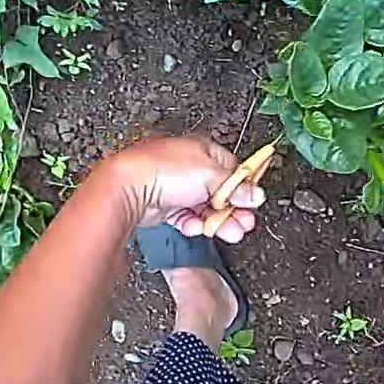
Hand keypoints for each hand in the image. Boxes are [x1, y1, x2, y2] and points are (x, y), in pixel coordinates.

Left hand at [97, 135, 266, 241]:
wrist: (128, 188)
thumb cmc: (163, 170)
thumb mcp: (212, 175)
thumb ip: (237, 187)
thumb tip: (255, 194)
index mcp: (205, 151)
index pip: (234, 170)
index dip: (243, 188)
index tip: (251, 202)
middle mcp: (191, 167)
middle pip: (222, 192)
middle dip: (233, 210)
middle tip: (243, 222)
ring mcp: (178, 187)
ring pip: (206, 208)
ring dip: (218, 222)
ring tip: (228, 232)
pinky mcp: (167, 205)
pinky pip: (188, 217)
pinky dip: (194, 224)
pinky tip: (196, 228)